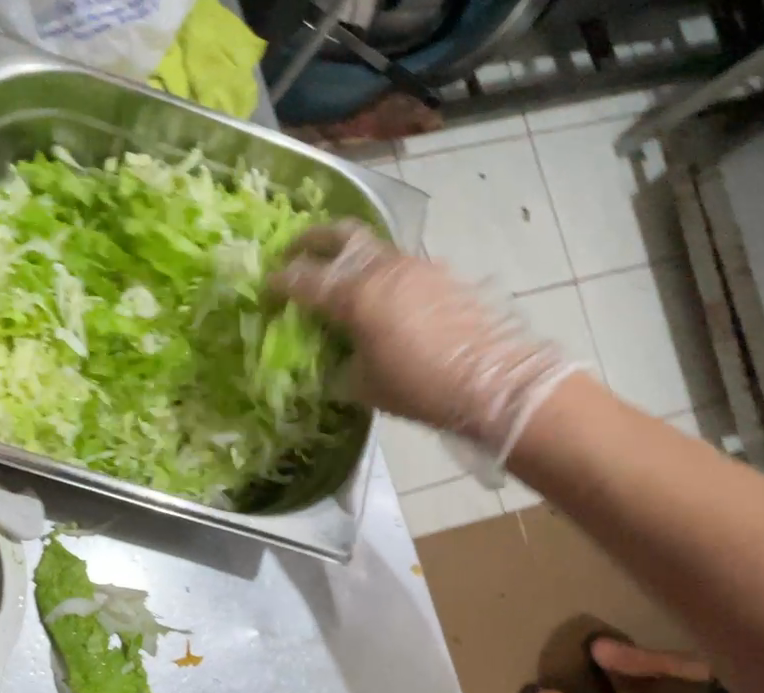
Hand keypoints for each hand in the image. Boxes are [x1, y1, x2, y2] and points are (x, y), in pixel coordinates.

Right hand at [269, 220, 577, 462]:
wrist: (497, 382)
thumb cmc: (419, 387)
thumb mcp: (362, 386)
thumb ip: (338, 364)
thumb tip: (330, 360)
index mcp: (354, 295)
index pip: (302, 278)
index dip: (279, 281)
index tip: (266, 286)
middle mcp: (383, 269)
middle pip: (341, 234)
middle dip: (312, 239)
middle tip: (295, 249)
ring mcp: (417, 267)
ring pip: (373, 248)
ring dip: (350, 256)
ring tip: (339, 277)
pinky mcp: (443, 276)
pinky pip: (400, 266)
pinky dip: (381, 275)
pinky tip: (382, 301)